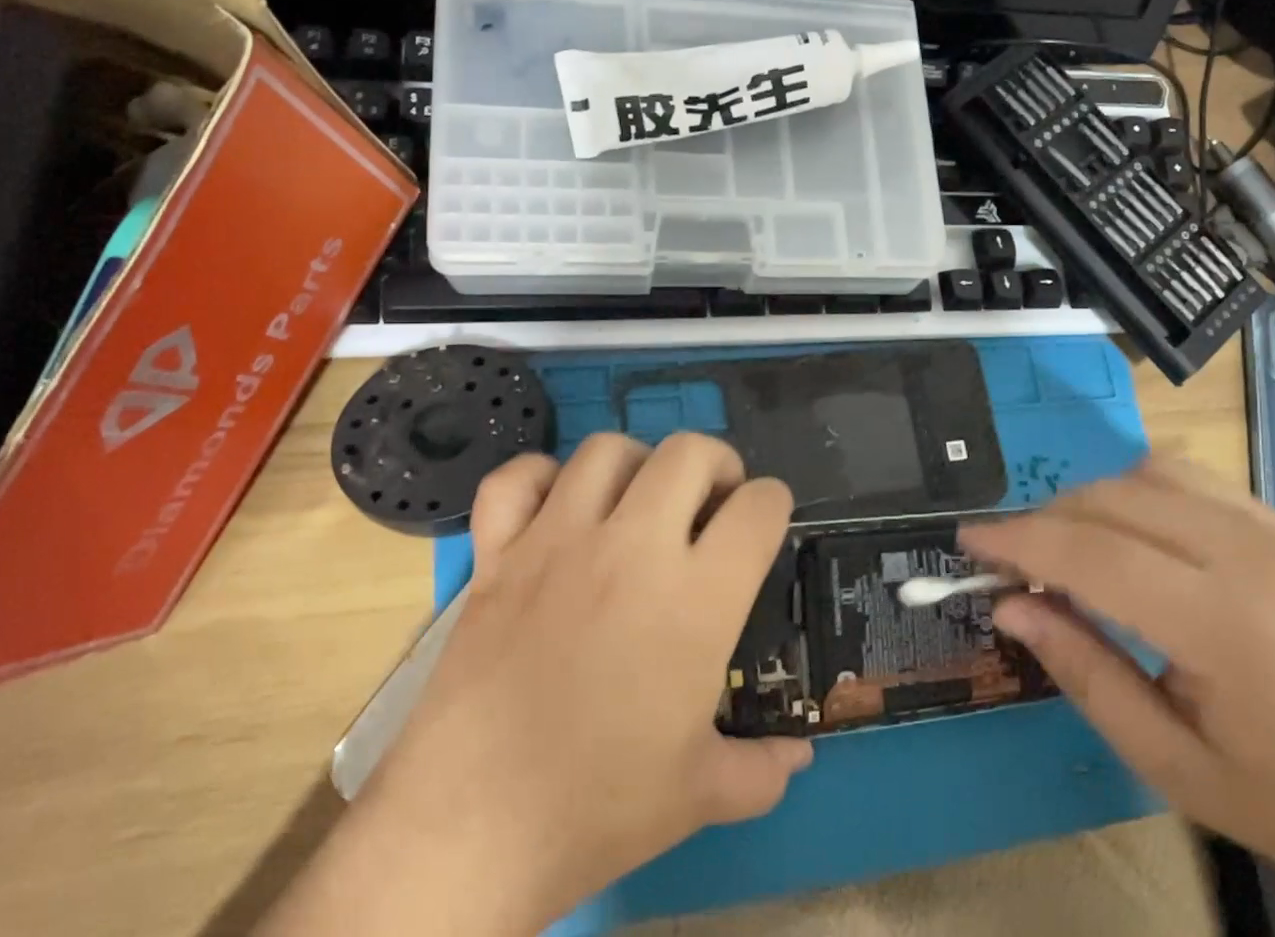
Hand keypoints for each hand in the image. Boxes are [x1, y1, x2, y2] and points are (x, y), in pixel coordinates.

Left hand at [279, 433, 809, 936]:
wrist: (475, 824)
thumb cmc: (601, 805)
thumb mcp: (704, 793)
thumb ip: (764, 769)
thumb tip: (799, 757)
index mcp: (699, 597)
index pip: (760, 507)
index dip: (774, 506)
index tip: (764, 527)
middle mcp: (632, 548)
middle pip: (689, 453)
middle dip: (717, 465)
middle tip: (713, 505)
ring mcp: (556, 542)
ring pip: (606, 450)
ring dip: (637, 464)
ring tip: (641, 501)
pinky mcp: (495, 556)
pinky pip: (515, 481)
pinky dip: (539, 478)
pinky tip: (556, 509)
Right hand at [957, 454, 1274, 903]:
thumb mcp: (1170, 762)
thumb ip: (1085, 673)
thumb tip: (1010, 608)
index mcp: (1224, 622)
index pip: (1093, 554)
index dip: (1018, 543)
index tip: (965, 542)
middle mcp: (1250, 554)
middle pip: (1115, 501)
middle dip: (1044, 521)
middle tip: (1005, 564)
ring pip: (1150, 475)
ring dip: (1089, 502)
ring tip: (1059, 551)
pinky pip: (1192, 480)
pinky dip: (1137, 491)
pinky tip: (1123, 535)